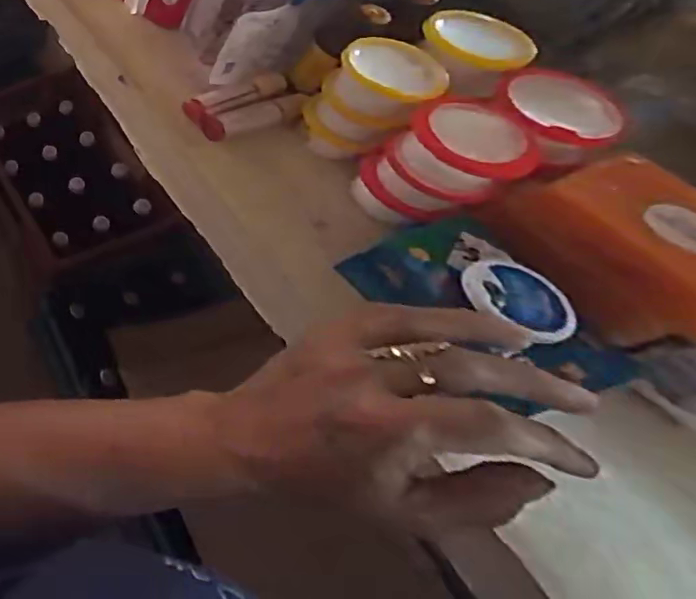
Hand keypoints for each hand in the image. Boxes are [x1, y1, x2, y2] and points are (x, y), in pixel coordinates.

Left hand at [212, 304, 599, 533]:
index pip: (486, 425)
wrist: (246, 436)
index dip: (544, 442)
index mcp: (388, 428)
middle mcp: (366, 380)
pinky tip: (464, 323)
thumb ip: (481, 500)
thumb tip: (538, 474)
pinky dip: (427, 315)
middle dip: (532, 384)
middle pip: (462, 369)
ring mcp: (340, 349)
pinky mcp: (322, 332)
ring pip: (422, 331)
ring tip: (537, 344)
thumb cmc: (324, 481)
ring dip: (484, 334)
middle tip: (584, 400)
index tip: (581, 462)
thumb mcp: (407, 513)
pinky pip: (381, 315)